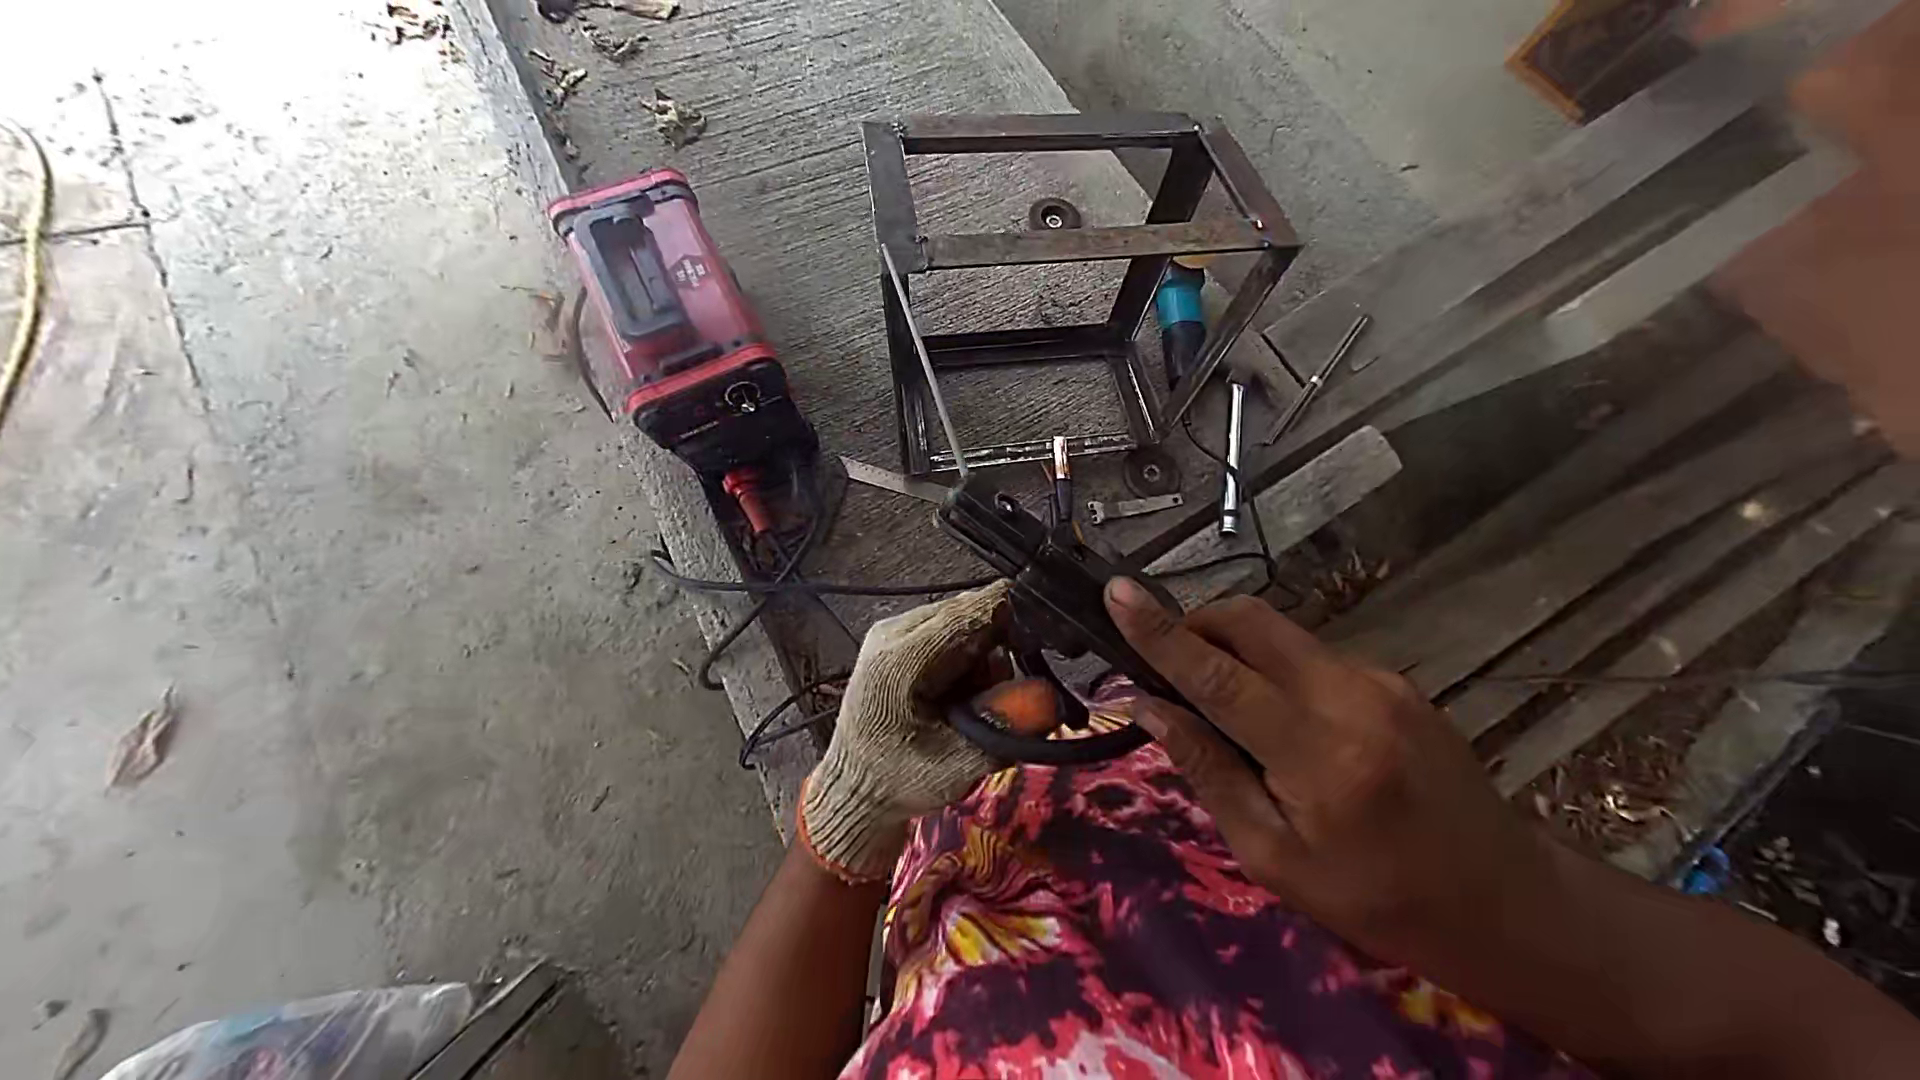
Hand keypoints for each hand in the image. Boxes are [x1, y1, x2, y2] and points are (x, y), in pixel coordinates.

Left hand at [799, 580, 1014, 883]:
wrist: (855, 790)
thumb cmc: (899, 781)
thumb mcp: (958, 764)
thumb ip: (1004, 727)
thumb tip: (1053, 696)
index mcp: (899, 659)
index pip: (970, 612)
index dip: (1014, 621)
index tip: (1040, 649)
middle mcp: (893, 632)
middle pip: (970, 612)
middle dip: (997, 647)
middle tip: (997, 696)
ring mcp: (893, 632)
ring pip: (964, 621)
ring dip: (982, 657)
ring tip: (971, 703)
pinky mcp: (900, 639)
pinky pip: (951, 632)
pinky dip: (967, 659)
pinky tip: (957, 694)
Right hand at [1103, 578, 1556, 966]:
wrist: (1510, 904)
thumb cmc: (1376, 899)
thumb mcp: (1272, 855)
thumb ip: (1207, 770)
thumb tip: (1147, 708)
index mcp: (1317, 753)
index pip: (1216, 674)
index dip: (1158, 631)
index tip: (1116, 592)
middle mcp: (1349, 695)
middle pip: (1248, 621)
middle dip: (1194, 623)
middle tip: (1166, 664)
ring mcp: (1378, 679)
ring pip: (1277, 633)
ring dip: (1232, 651)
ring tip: (1225, 708)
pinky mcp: (1393, 679)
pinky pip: (1308, 654)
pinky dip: (1271, 669)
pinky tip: (1280, 721)